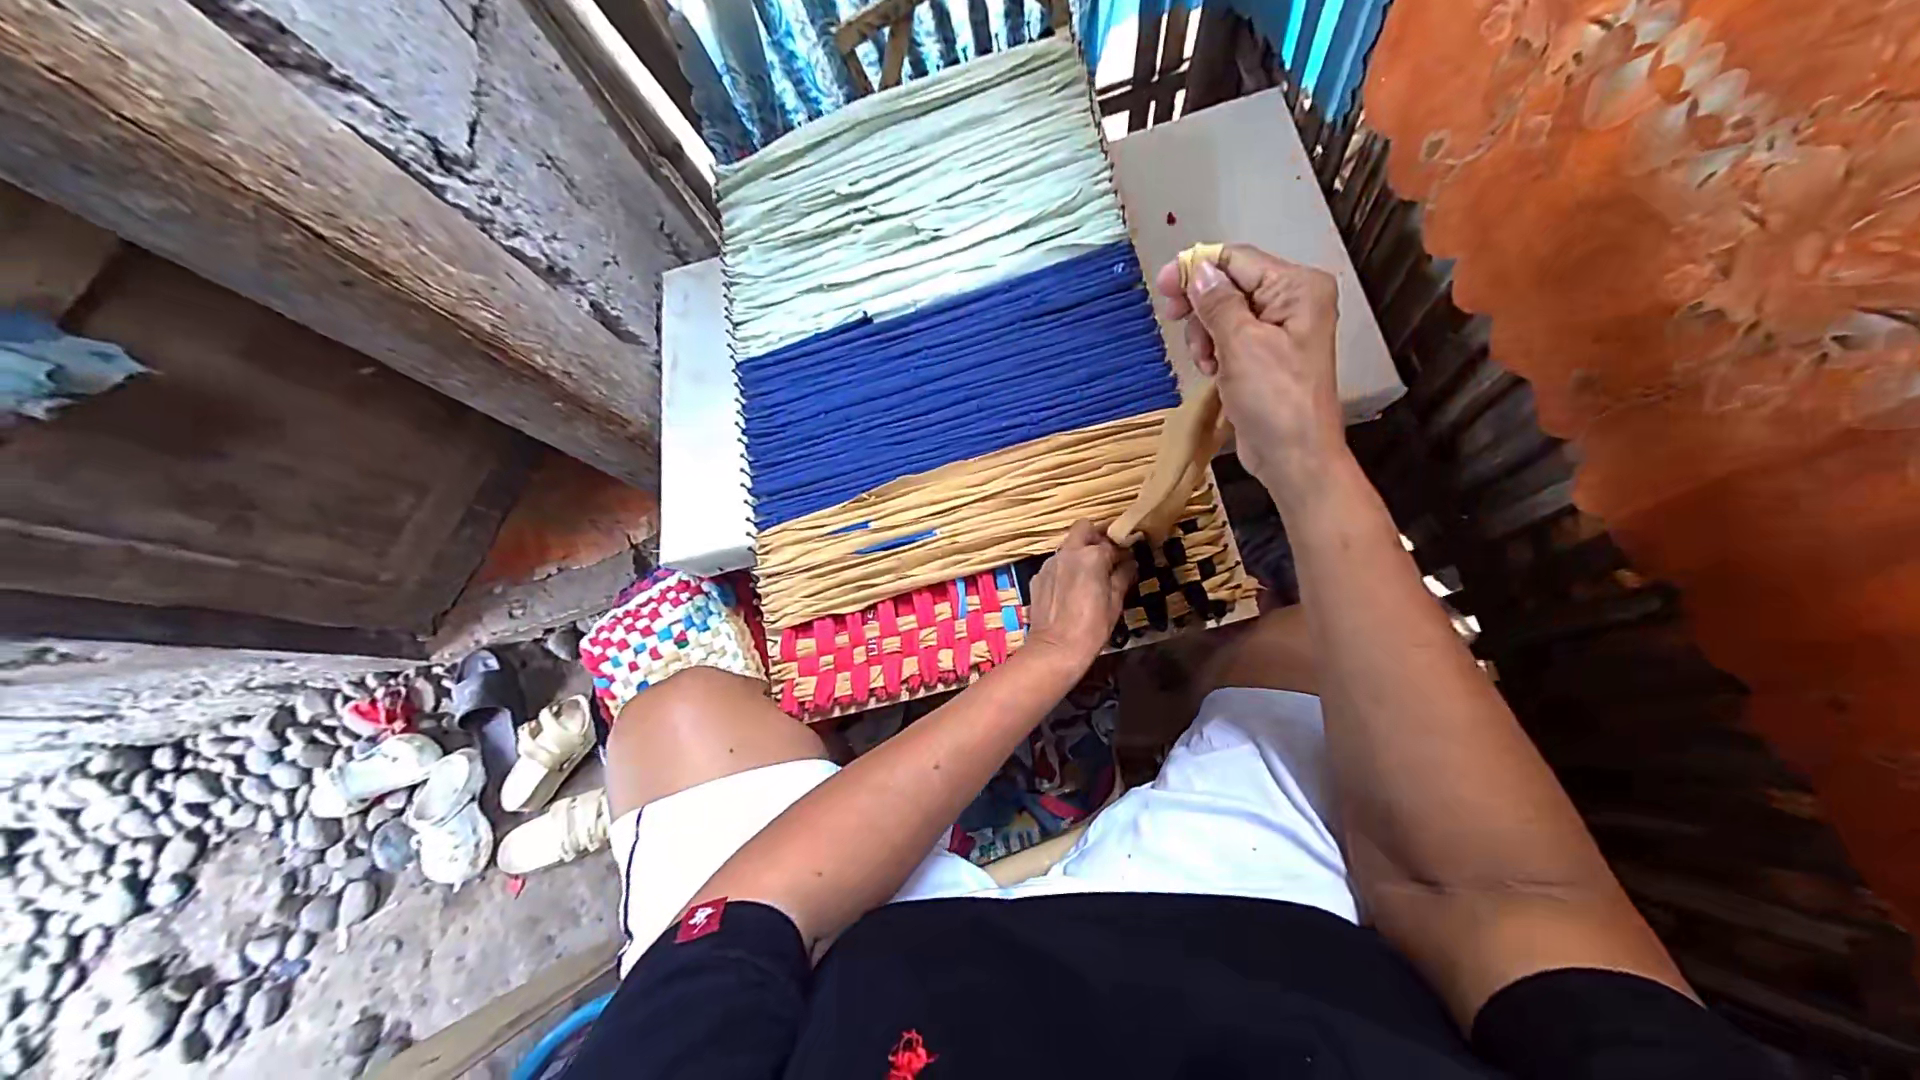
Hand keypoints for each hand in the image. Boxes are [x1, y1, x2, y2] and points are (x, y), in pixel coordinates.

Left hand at [1025, 520, 1134, 663]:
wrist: (1056, 648)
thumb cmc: (1092, 627)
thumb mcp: (1115, 602)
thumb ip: (1122, 576)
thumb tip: (1129, 564)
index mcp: (1091, 556)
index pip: (1110, 543)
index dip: (1120, 551)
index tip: (1125, 561)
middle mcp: (1068, 553)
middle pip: (1083, 529)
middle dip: (1095, 538)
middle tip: (1105, 558)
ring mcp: (1049, 564)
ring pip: (1067, 547)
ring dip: (1078, 554)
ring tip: (1088, 577)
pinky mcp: (1037, 577)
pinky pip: (1054, 565)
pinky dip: (1064, 569)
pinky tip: (1070, 590)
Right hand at [1154, 245, 1345, 502]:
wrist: (1293, 455)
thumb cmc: (1274, 399)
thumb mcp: (1241, 344)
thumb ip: (1218, 302)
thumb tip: (1198, 270)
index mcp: (1297, 287)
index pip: (1238, 260)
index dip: (1197, 269)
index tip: (1162, 287)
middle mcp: (1291, 302)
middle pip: (1229, 284)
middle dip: (1200, 306)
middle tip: (1174, 322)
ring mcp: (1278, 330)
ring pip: (1223, 313)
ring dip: (1204, 333)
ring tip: (1206, 362)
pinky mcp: (1263, 356)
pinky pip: (1228, 338)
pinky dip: (1213, 350)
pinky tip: (1211, 370)